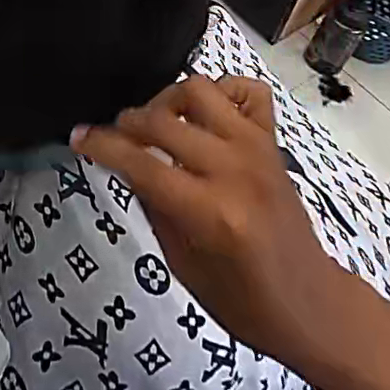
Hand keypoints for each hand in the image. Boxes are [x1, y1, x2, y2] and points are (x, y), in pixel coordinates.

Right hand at [72, 75, 346, 363]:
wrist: (310, 301)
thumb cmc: (245, 301)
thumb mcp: (183, 266)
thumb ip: (155, 206)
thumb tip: (130, 165)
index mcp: (210, 211)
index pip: (142, 163)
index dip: (102, 146)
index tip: (79, 137)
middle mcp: (234, 168)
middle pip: (164, 120)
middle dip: (128, 122)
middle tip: (115, 135)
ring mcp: (257, 146)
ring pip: (200, 89)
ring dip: (168, 99)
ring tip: (158, 121)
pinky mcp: (272, 139)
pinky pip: (247, 90)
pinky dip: (222, 91)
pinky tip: (206, 113)